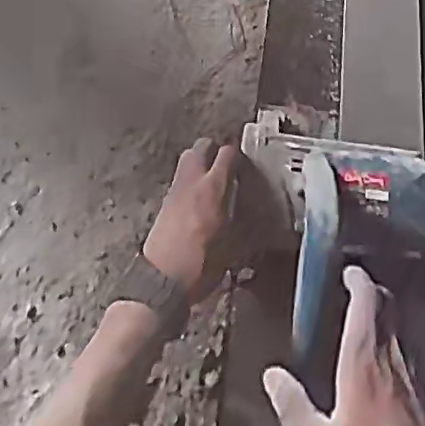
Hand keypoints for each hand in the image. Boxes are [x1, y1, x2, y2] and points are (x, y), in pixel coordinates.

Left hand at [142, 137, 235, 299]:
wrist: (161, 280)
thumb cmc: (201, 265)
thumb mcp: (233, 247)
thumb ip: (246, 225)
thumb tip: (263, 219)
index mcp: (213, 188)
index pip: (227, 153)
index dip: (238, 153)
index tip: (247, 163)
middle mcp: (192, 181)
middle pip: (203, 146)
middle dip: (216, 149)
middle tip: (228, 164)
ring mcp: (175, 188)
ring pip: (188, 157)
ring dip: (200, 159)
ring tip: (213, 177)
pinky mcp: (164, 200)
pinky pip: (180, 176)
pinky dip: (191, 177)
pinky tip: (199, 196)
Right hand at [263, 266, 424, 425]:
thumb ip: (293, 407)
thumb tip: (272, 376)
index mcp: (364, 362)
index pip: (368, 301)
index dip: (359, 279)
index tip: (350, 271)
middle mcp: (396, 361)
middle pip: (392, 306)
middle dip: (376, 290)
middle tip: (359, 286)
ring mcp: (420, 379)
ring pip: (408, 325)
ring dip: (393, 310)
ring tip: (377, 310)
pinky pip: (418, 351)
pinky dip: (404, 337)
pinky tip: (394, 356)